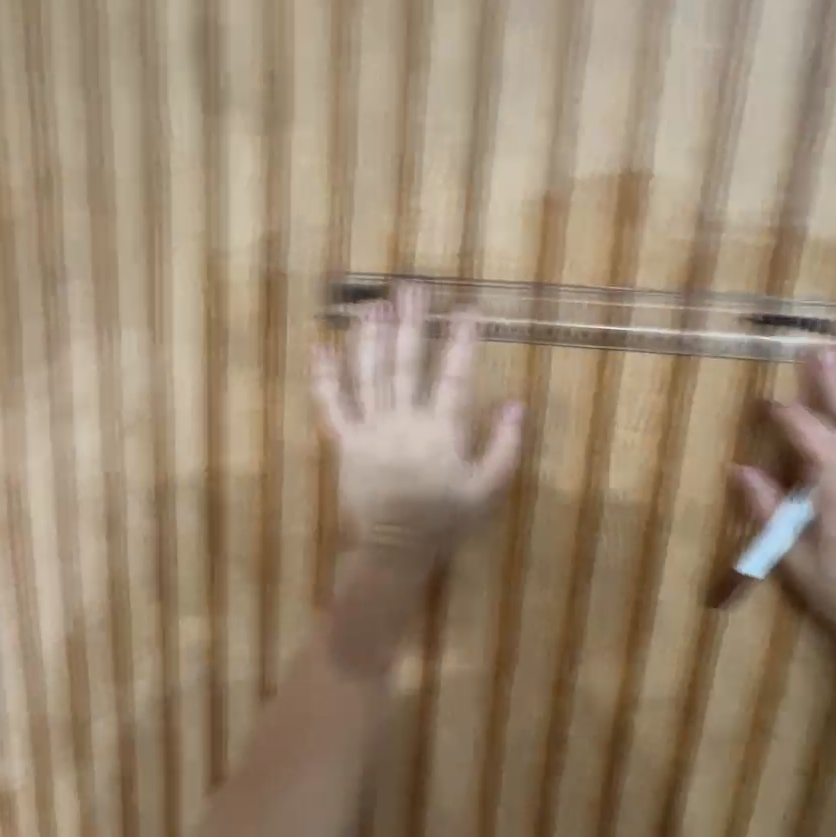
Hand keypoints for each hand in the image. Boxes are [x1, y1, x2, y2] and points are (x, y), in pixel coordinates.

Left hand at [312, 282, 523, 565]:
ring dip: (370, 336)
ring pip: (369, 374)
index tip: (469, 309)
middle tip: (412, 287)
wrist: (393, 549)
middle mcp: (404, 420)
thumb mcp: (487, 490)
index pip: (455, 375)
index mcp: (441, 430)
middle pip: (407, 362)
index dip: (462, 341)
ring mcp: (370, 429)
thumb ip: (504, 446)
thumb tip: (515, 402)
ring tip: (373, 304)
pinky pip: (332, 404)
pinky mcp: (345, 441)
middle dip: (412, 322)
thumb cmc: (444, 521)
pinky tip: (321, 347)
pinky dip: (325, 376)